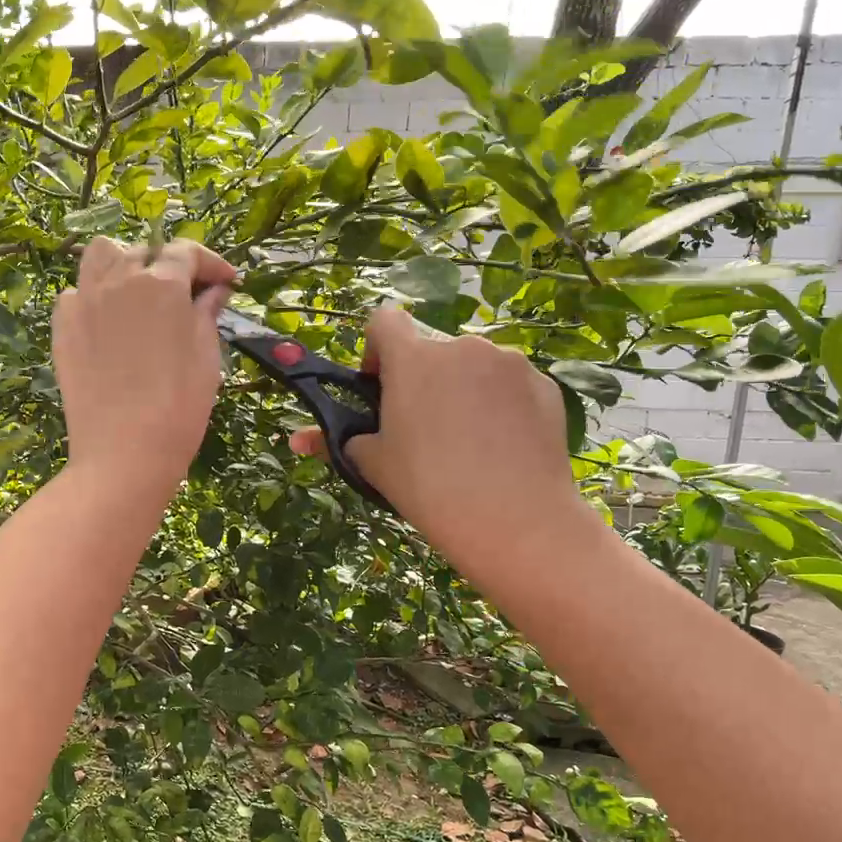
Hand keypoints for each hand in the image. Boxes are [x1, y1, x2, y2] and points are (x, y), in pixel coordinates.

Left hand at [53, 234, 235, 496]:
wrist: (122, 452)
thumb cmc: (178, 408)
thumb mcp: (206, 357)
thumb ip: (206, 314)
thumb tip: (213, 290)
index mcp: (161, 284)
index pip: (186, 252)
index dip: (211, 264)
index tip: (225, 284)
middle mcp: (119, 281)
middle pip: (142, 251)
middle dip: (166, 265)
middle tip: (184, 296)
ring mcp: (84, 302)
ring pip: (100, 257)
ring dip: (122, 265)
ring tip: (138, 295)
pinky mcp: (62, 328)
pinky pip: (75, 293)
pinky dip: (93, 297)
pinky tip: (108, 324)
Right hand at [288, 307, 584, 555]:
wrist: (515, 520)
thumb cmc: (428, 487)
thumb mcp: (372, 464)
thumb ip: (334, 440)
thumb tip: (296, 440)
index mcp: (413, 359)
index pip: (385, 321)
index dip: (377, 349)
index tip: (380, 387)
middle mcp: (462, 347)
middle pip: (430, 349)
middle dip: (421, 378)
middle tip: (419, 428)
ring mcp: (509, 364)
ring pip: (472, 367)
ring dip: (460, 389)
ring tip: (463, 442)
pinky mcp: (545, 385)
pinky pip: (508, 385)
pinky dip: (498, 405)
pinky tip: (499, 448)